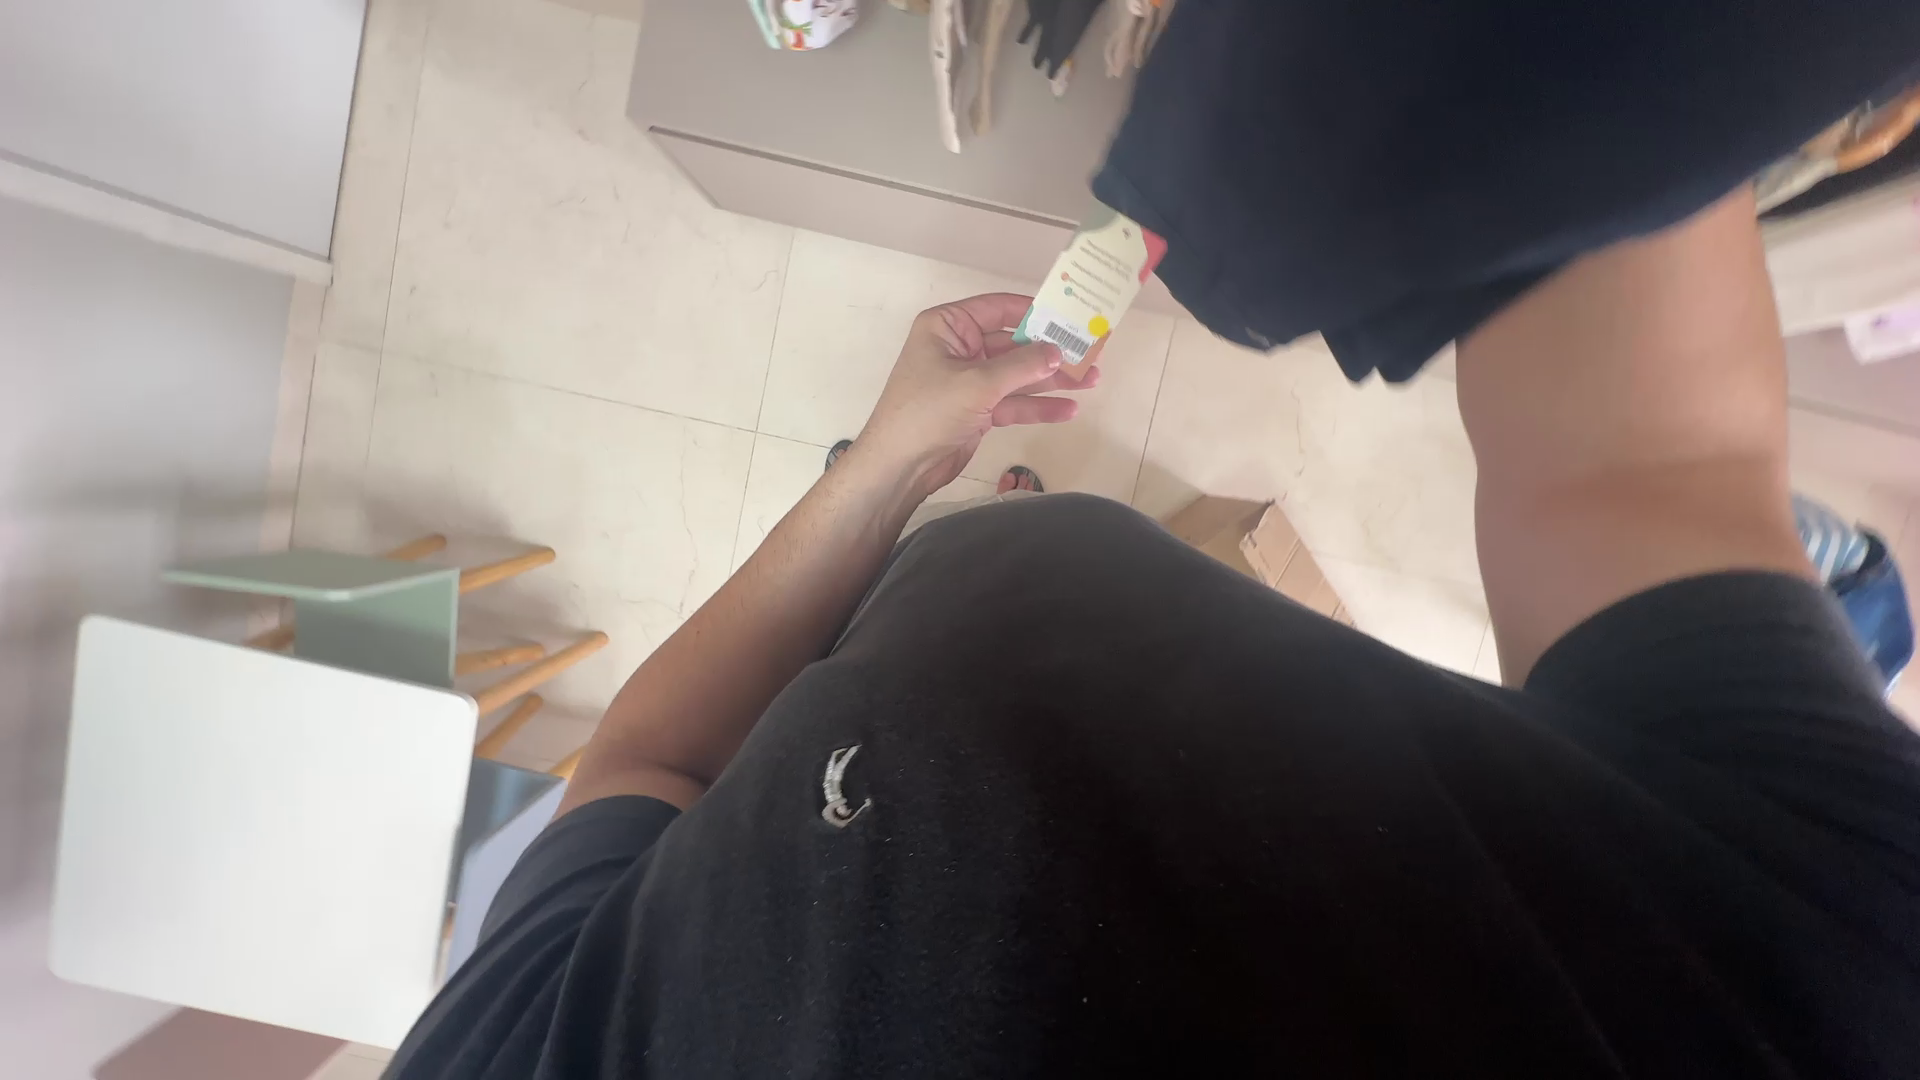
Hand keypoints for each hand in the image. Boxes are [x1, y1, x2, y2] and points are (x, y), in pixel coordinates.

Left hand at [854, 293, 1099, 496]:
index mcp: (948, 327)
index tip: (1070, 314)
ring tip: (1091, 381)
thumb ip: (1021, 366)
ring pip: (1017, 376)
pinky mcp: (976, 411)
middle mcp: (959, 349)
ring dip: (1051, 381)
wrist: (900, 465)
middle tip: (1090, 352)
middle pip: (1013, 345)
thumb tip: (1058, 351)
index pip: (998, 309)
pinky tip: (1067, 409)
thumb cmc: (928, 411)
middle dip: (1050, 352)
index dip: (1034, 311)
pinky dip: (1037, 406)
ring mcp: (968, 382)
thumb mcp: (977, 383)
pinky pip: (1012, 403)